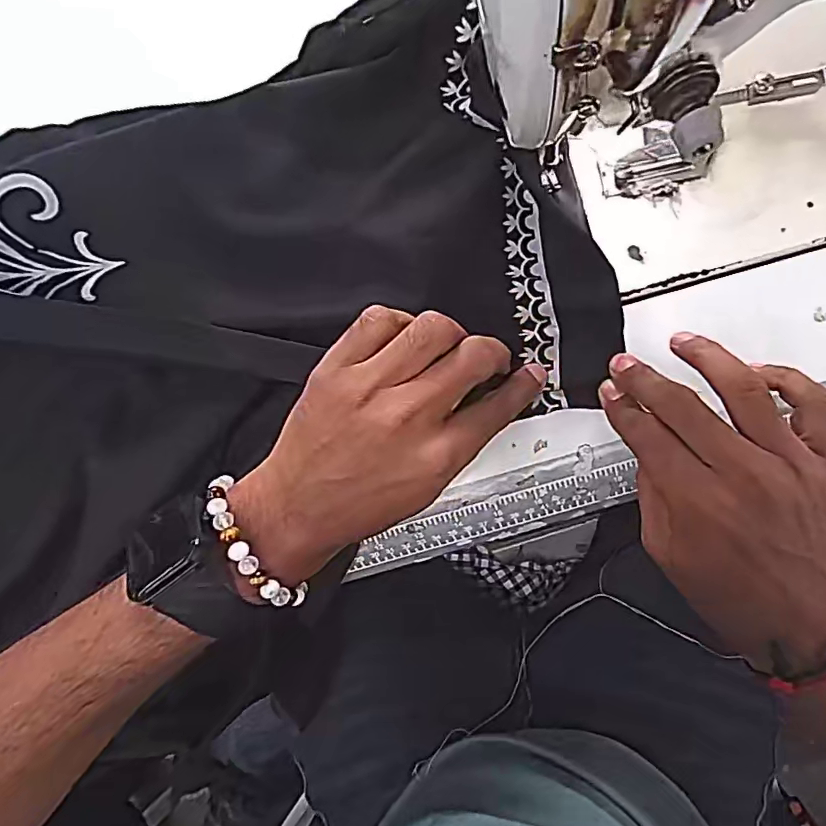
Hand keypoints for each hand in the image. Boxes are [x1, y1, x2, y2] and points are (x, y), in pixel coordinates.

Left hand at [228, 306, 544, 588]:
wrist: (297, 506)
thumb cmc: (358, 503)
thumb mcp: (428, 487)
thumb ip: (464, 441)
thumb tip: (490, 403)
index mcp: (436, 455)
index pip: (498, 406)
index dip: (523, 384)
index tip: (528, 373)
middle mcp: (406, 417)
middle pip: (473, 357)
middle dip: (493, 352)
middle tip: (488, 358)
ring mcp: (369, 388)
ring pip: (433, 328)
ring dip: (452, 333)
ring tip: (446, 346)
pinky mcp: (336, 370)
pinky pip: (379, 319)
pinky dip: (400, 322)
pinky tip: (402, 338)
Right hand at [599, 333, 825, 672]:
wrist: (808, 624)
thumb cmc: (741, 599)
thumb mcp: (670, 555)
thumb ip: (653, 498)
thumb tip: (645, 452)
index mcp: (698, 504)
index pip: (648, 435)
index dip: (623, 409)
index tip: (613, 395)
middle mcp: (742, 476)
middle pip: (683, 407)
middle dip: (645, 380)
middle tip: (628, 367)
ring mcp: (787, 464)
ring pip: (743, 390)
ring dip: (707, 358)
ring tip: (684, 344)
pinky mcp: (821, 462)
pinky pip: (811, 403)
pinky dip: (786, 378)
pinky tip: (758, 371)